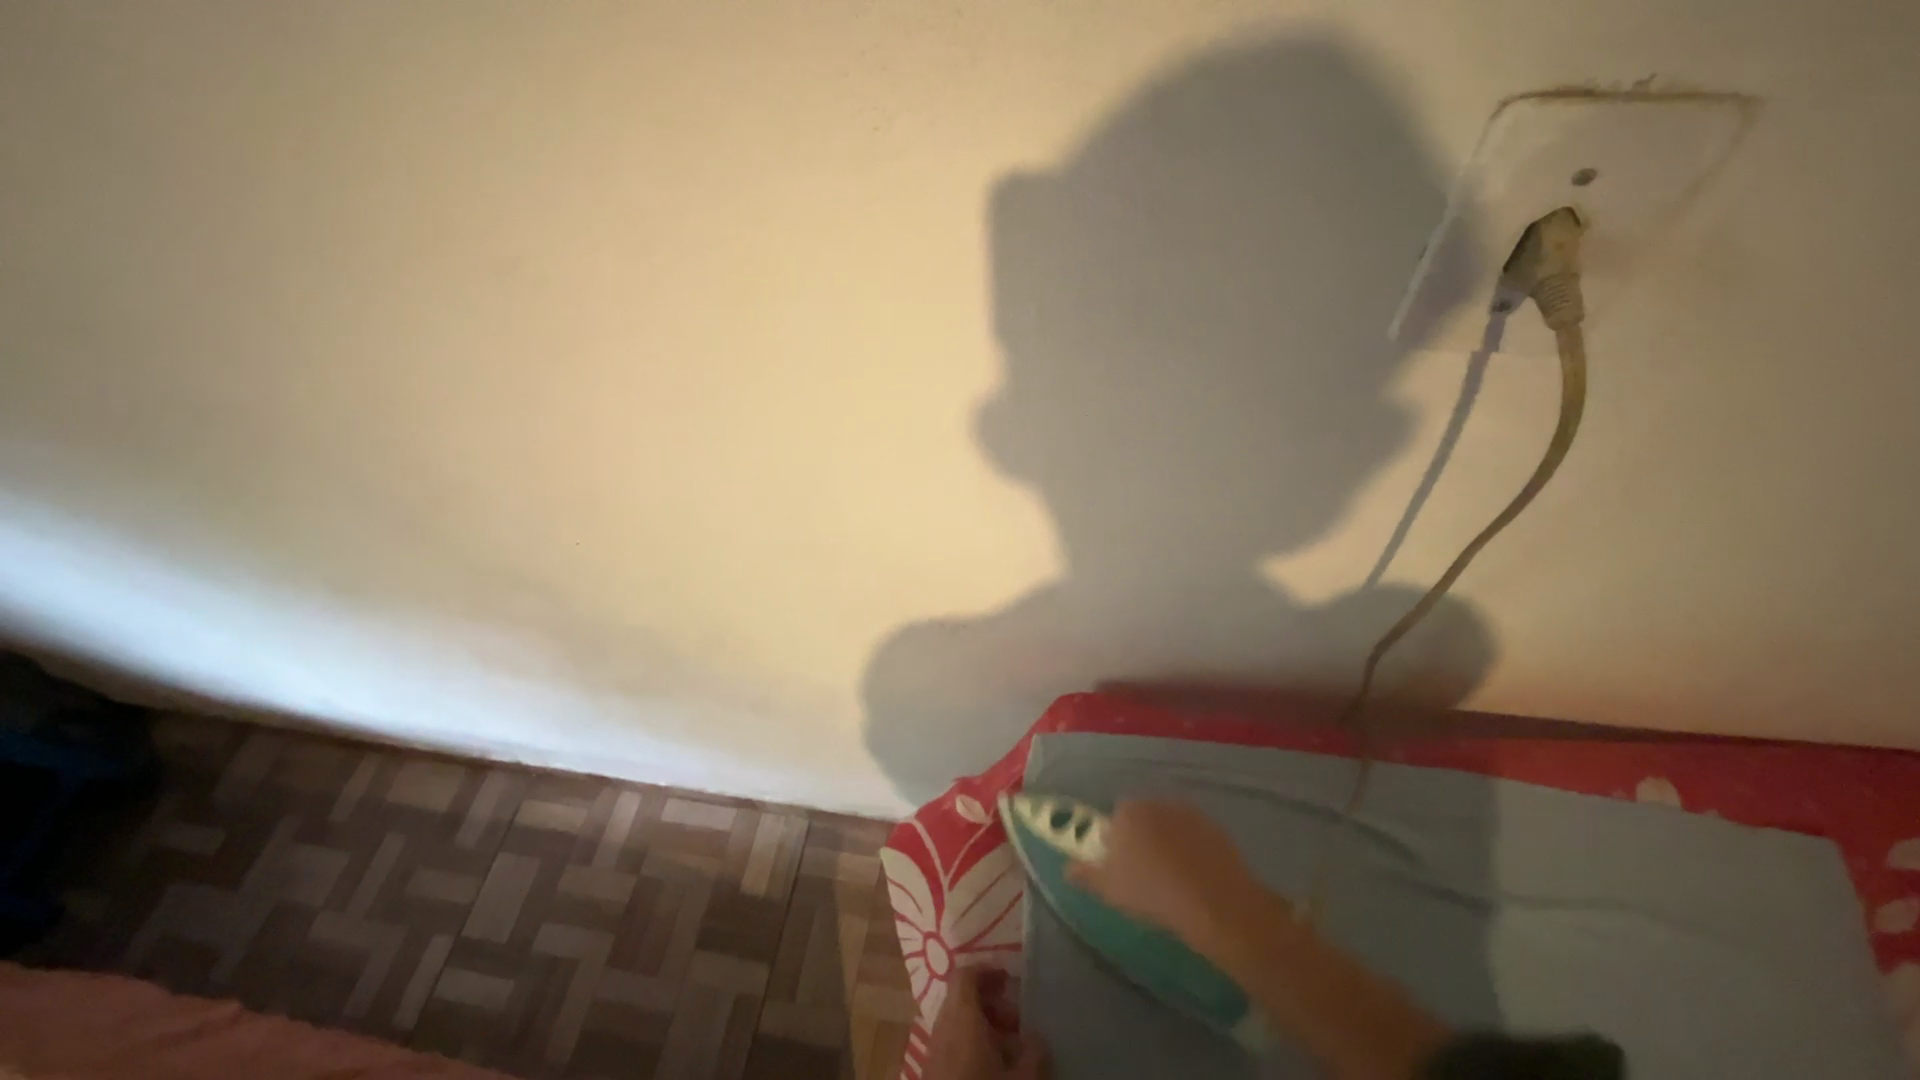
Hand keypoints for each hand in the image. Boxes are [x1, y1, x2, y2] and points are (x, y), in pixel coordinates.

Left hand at [925, 970, 1045, 1079]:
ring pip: (958, 1023)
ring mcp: (934, 1051)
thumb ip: (1033, 1053)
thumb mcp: (1023, 1079)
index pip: (966, 975)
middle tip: (1019, 1022)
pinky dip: (972, 1046)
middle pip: (963, 999)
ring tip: (1012, 1051)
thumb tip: (1036, 1037)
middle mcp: (942, 1027)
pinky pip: (952, 1045)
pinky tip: (994, 1069)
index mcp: (962, 1018)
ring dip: (984, 1027)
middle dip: (992, 1004)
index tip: (1012, 980)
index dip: (988, 971)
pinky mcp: (932, 1072)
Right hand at [1066, 799, 1274, 949]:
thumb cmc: (1151, 892)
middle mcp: (1157, 803)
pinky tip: (1195, 875)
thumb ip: (1085, 874)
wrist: (1212, 901)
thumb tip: (1068, 867)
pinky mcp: (1215, 827)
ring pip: (1169, 825)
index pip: (1115, 819)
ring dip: (1167, 842)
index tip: (1120, 866)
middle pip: (1142, 818)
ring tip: (1172, 876)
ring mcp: (1189, 813)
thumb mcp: (1109, 889)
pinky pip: (1194, 836)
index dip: (1116, 841)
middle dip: (1141, 838)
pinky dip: (1192, 849)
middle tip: (1144, 872)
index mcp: (1127, 813)